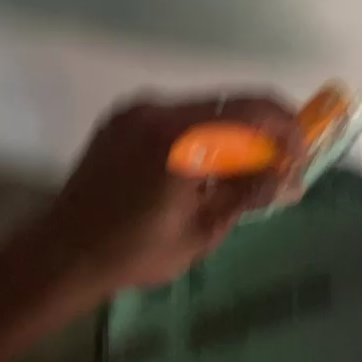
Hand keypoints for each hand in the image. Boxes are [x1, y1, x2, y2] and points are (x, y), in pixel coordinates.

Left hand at [31, 92, 300, 295]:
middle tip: (278, 166)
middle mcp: (157, 110)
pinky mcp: (120, 119)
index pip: (250, 110)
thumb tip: (291, 179)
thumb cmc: (134, 253)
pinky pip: (173, 117)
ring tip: (239, 174)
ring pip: (201, 110)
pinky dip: (198, 135)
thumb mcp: (203, 230)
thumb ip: (248, 194)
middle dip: (261, 132)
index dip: (286, 127)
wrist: (60, 255)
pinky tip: (199, 170)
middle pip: (228, 105)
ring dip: (229, 134)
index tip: (300, 156)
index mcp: (180, 137)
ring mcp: (135, 111)